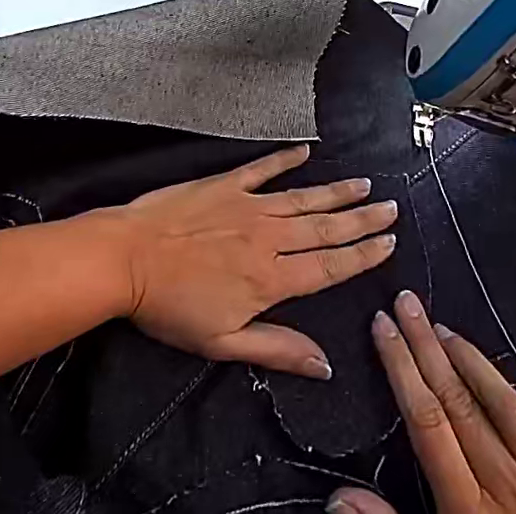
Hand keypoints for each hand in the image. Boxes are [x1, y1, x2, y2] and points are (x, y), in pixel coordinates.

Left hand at [107, 145, 397, 379]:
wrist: (125, 259)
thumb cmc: (169, 308)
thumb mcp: (222, 343)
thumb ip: (276, 349)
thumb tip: (324, 364)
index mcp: (270, 278)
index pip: (330, 266)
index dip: (363, 255)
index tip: (388, 242)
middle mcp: (269, 238)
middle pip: (326, 228)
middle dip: (362, 219)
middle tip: (391, 207)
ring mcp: (249, 206)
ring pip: (304, 198)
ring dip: (337, 192)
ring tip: (364, 184)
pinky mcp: (226, 184)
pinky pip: (263, 169)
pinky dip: (285, 159)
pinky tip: (305, 151)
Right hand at [327, 292, 515, 513]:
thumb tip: (341, 499)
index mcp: (471, 511)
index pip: (426, 419)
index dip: (401, 367)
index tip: (383, 327)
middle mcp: (510, 488)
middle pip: (459, 400)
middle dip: (427, 345)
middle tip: (406, 303)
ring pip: (506, 405)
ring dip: (472, 361)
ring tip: (444, 327)